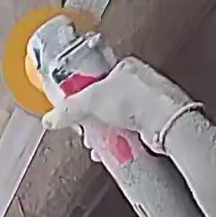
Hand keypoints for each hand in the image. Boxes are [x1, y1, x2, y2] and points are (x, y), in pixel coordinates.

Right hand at [40, 57, 201, 153]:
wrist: (166, 122)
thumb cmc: (136, 100)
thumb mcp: (91, 101)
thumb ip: (68, 110)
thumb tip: (49, 119)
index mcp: (125, 66)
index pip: (97, 80)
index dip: (83, 97)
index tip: (74, 112)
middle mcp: (138, 83)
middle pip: (106, 103)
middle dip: (93, 121)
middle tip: (85, 131)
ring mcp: (148, 103)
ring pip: (119, 120)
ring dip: (106, 134)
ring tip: (97, 145)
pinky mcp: (154, 123)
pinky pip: (131, 133)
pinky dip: (121, 142)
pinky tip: (114, 150)